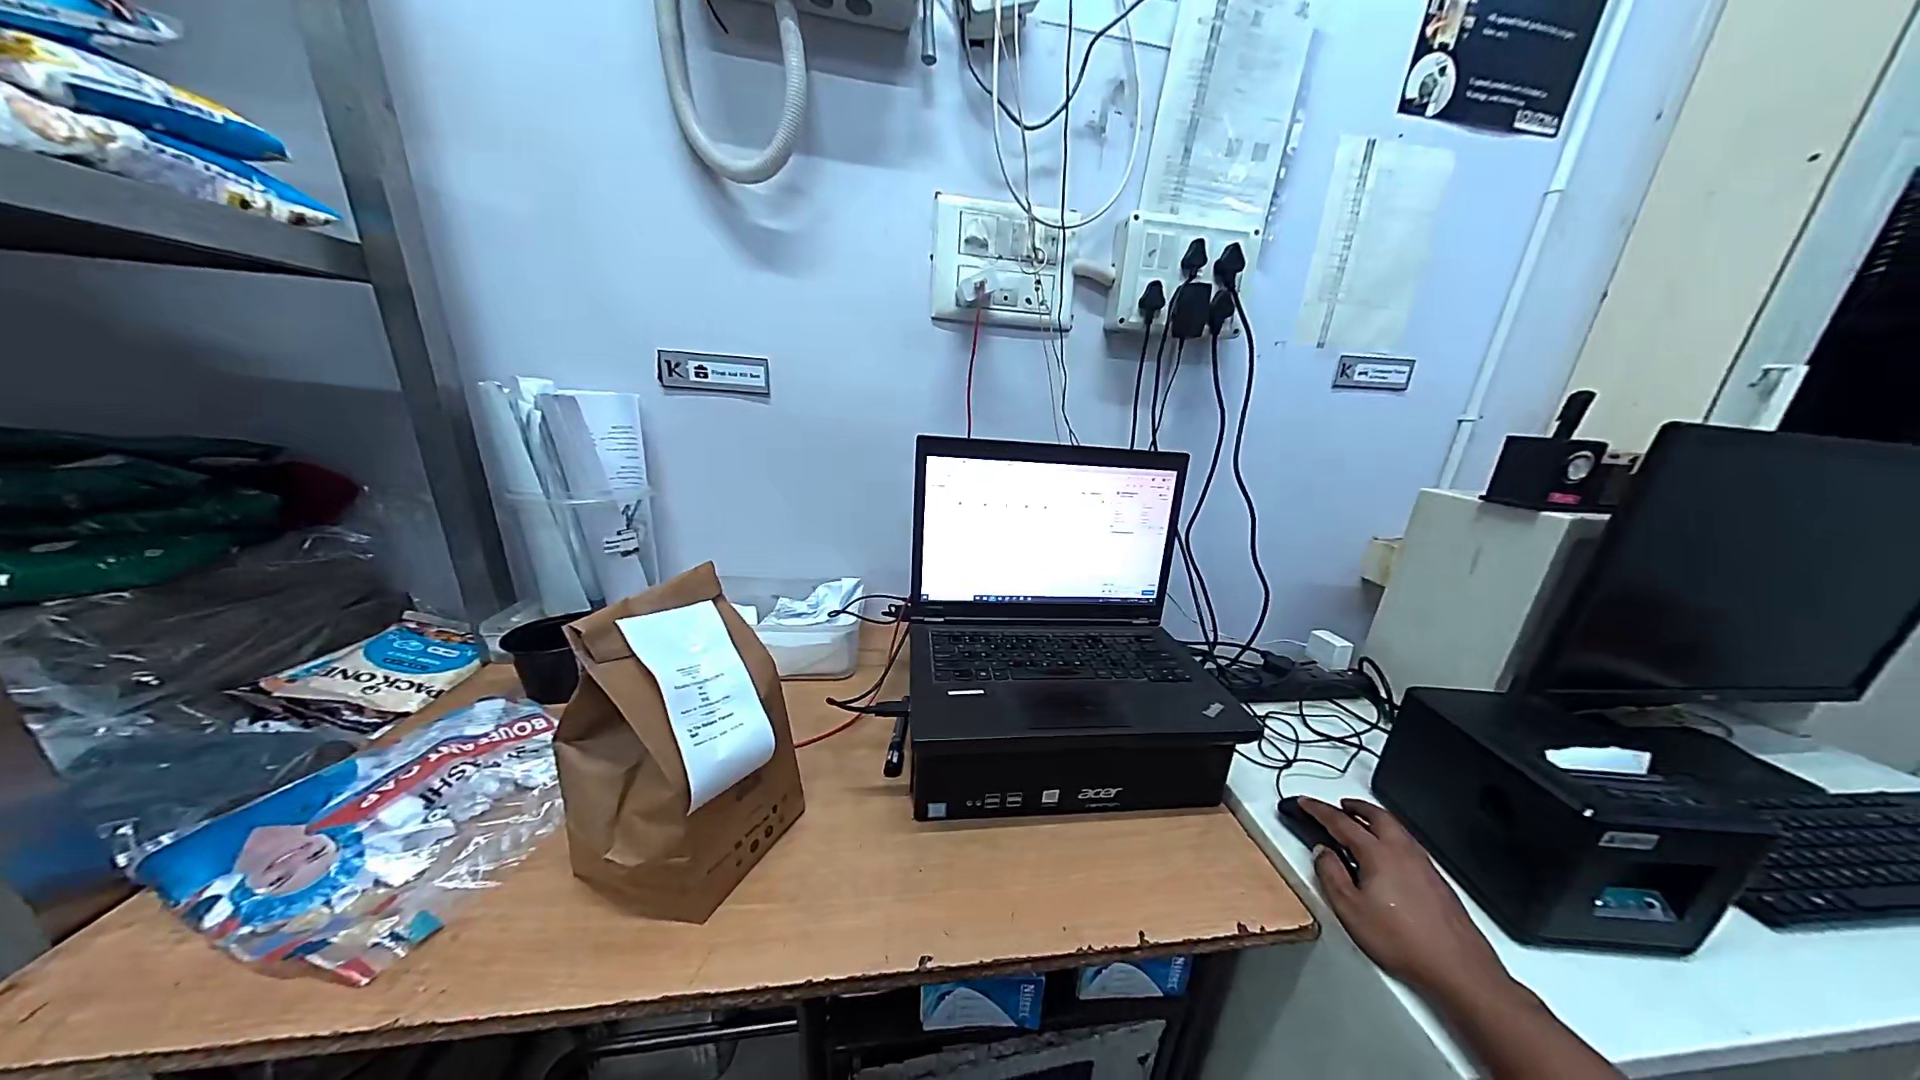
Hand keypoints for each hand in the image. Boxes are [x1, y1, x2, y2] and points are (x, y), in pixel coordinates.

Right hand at [1301, 797, 1509, 998]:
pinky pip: (1408, 843)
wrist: (1458, 969)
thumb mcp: (1350, 909)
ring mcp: (1424, 865)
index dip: (1319, 810)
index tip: (1306, 804)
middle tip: (1337, 805)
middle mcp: (1403, 852)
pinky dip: (1391, 835)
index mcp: (1378, 853)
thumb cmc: (1406, 942)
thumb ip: (1331, 874)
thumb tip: (1323, 853)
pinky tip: (1387, 852)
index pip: (1341, 821)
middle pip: (1376, 815)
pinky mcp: (1437, 880)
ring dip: (1374, 817)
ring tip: (1360, 822)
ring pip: (1395, 827)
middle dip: (1353, 806)